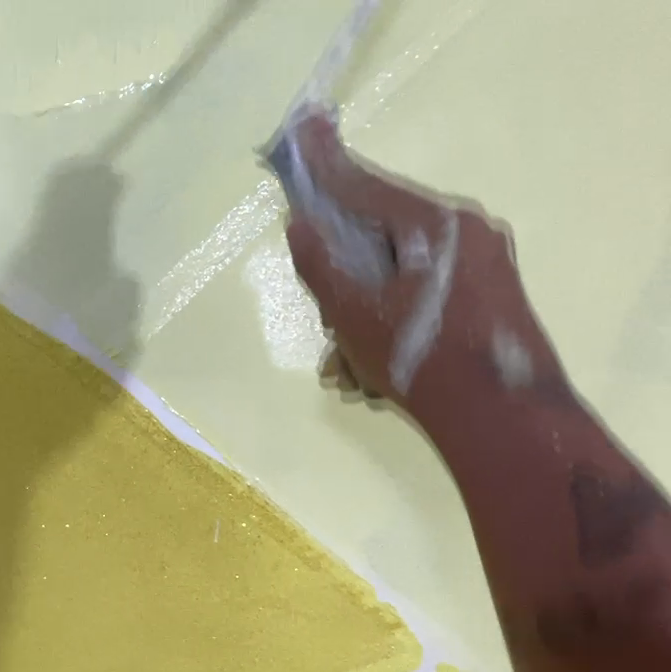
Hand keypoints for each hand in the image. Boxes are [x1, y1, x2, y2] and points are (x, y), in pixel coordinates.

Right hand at [283, 111, 561, 422]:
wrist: (496, 412)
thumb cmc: (417, 355)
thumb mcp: (351, 312)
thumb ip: (321, 263)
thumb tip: (301, 223)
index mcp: (434, 224)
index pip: (366, 185)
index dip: (327, 165)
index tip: (303, 132)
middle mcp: (462, 230)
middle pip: (376, 229)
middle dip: (337, 274)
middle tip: (326, 318)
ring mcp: (478, 258)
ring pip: (389, 268)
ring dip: (354, 313)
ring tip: (346, 360)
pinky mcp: (482, 287)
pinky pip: (412, 288)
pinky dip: (381, 319)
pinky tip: (367, 365)